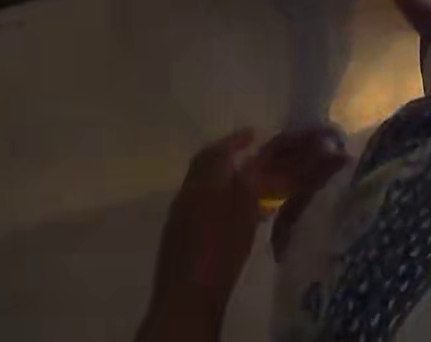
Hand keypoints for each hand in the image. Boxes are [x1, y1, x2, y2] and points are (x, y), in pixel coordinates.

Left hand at [138, 127, 348, 341]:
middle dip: (224, 153)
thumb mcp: (245, 207)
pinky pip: (196, 204)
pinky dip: (214, 197)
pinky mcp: (175, 238)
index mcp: (203, 181)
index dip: (237, 139)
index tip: (255, 133)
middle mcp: (186, 193)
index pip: (218, 149)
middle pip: (203, 164)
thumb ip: (250, 178)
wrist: (187, 298)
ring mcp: (177, 216)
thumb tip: (254, 159)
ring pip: (199, 184)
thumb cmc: (221, 246)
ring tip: (243, 181)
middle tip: (246, 152)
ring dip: (219, 176)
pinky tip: (230, 212)